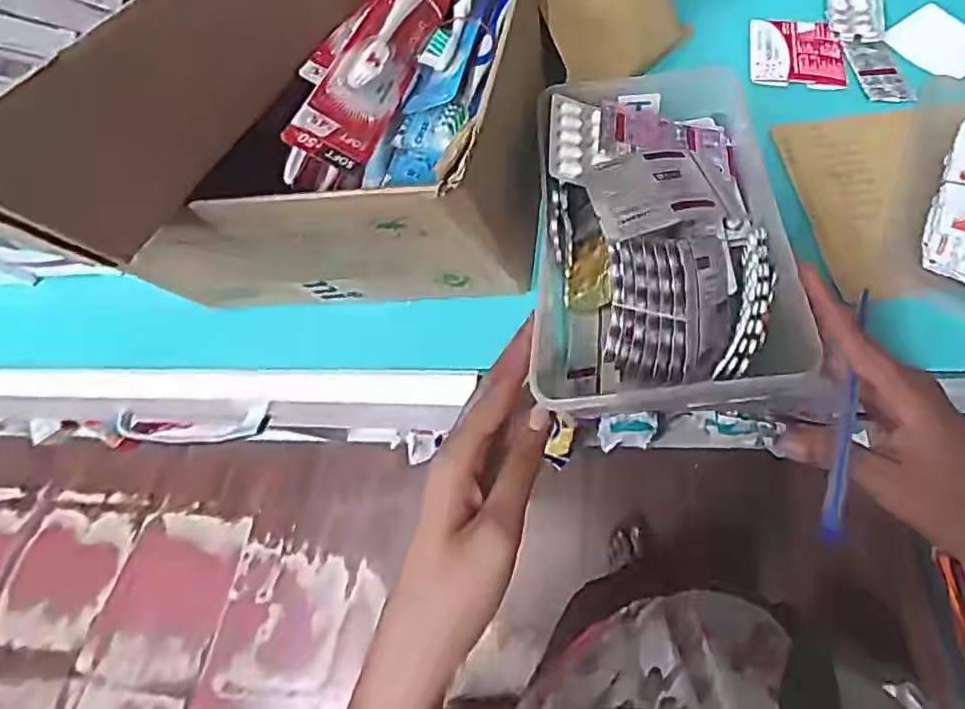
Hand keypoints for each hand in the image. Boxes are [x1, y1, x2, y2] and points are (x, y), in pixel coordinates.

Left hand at [350, 320, 549, 708]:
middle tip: (545, 326)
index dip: (516, 356)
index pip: (493, 394)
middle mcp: (455, 454)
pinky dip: (515, 416)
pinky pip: (495, 441)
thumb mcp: (499, 529)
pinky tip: (533, 409)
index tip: (537, 320)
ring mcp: (460, 473)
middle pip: (489, 396)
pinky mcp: (469, 490)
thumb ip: (520, 467)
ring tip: (545, 353)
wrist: (419, 644)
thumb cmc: (458, 589)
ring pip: (492, 416)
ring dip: (516, 383)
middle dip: (516, 359)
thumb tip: (542, 411)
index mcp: (457, 457)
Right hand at [778, 265, 964, 567]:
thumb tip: (781, 436)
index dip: (825, 301)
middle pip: (854, 342)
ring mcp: (908, 397)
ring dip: (827, 347)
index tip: (803, 267)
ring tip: (789, 326)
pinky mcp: (908, 413)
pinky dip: (840, 380)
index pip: (853, 338)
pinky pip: (866, 386)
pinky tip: (815, 382)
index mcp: (903, 389)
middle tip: (783, 290)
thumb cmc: (951, 504)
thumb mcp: (886, 481)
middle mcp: (906, 382)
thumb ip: (832, 453)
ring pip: (859, 365)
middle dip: (820, 314)